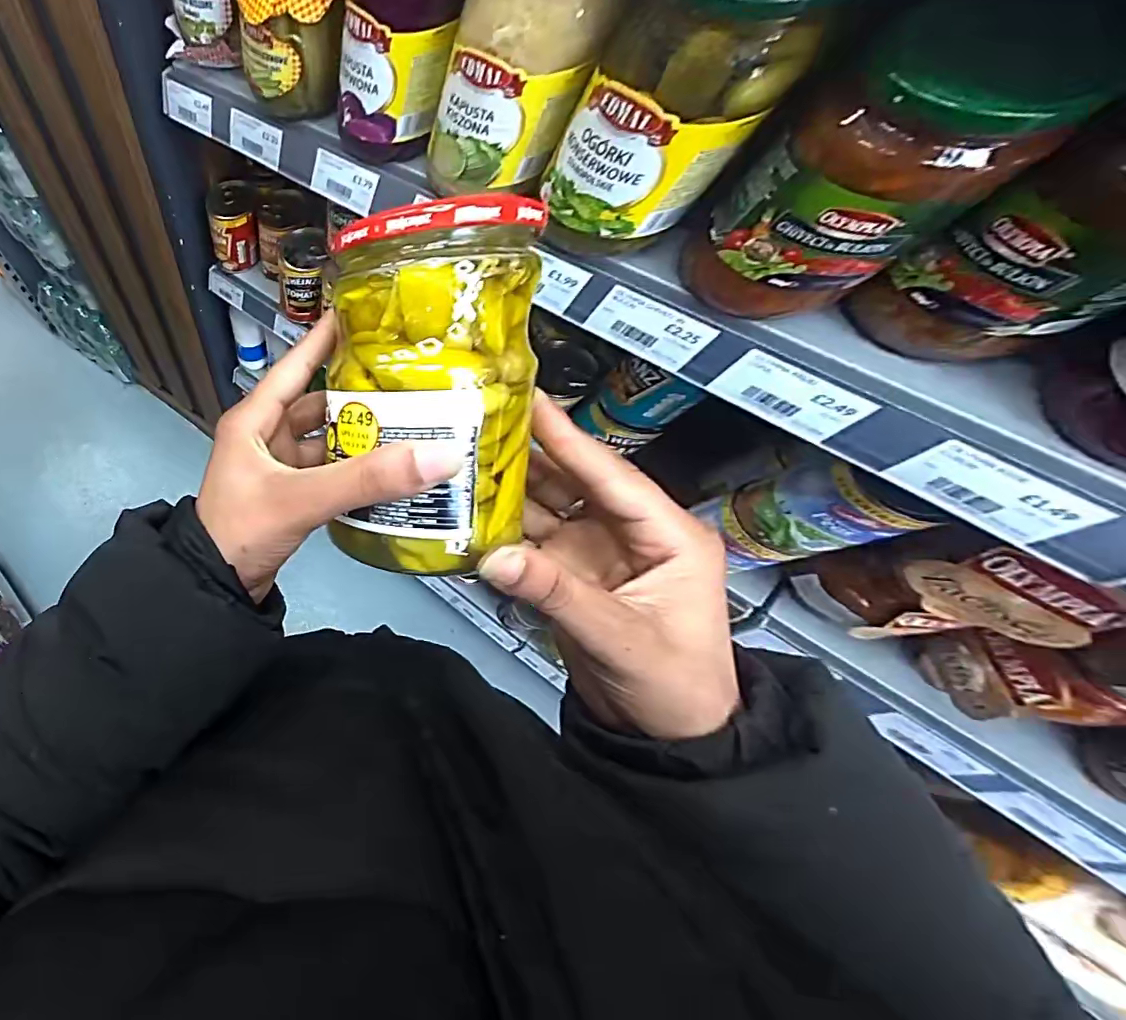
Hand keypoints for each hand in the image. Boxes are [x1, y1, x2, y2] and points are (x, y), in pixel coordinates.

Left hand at [197, 312, 464, 601]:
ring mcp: (276, 467)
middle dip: (358, 395)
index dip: (323, 340)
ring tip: (411, 423)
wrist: (212, 584)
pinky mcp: (288, 493)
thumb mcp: (300, 499)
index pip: (294, 367)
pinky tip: (387, 468)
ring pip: (324, 439)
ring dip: (359, 435)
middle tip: (408, 381)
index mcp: (253, 421)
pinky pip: (327, 470)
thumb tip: (437, 455)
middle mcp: (264, 437)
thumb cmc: (238, 531)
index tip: (357, 314)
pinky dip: (353, 468)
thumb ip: (365, 479)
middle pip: (317, 404)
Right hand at [476, 397, 738, 739]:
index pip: (609, 475)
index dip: (568, 438)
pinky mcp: (566, 573)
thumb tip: (491, 555)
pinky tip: (466, 514)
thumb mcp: (620, 637)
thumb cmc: (673, 684)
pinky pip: (526, 541)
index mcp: (664, 534)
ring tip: (461, 460)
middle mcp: (624, 532)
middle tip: (479, 423)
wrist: (665, 735)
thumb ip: (555, 593)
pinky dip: (497, 530)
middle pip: (570, 482)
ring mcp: (591, 552)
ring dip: (506, 489)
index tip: (530, 401)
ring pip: (543, 508)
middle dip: (527, 455)